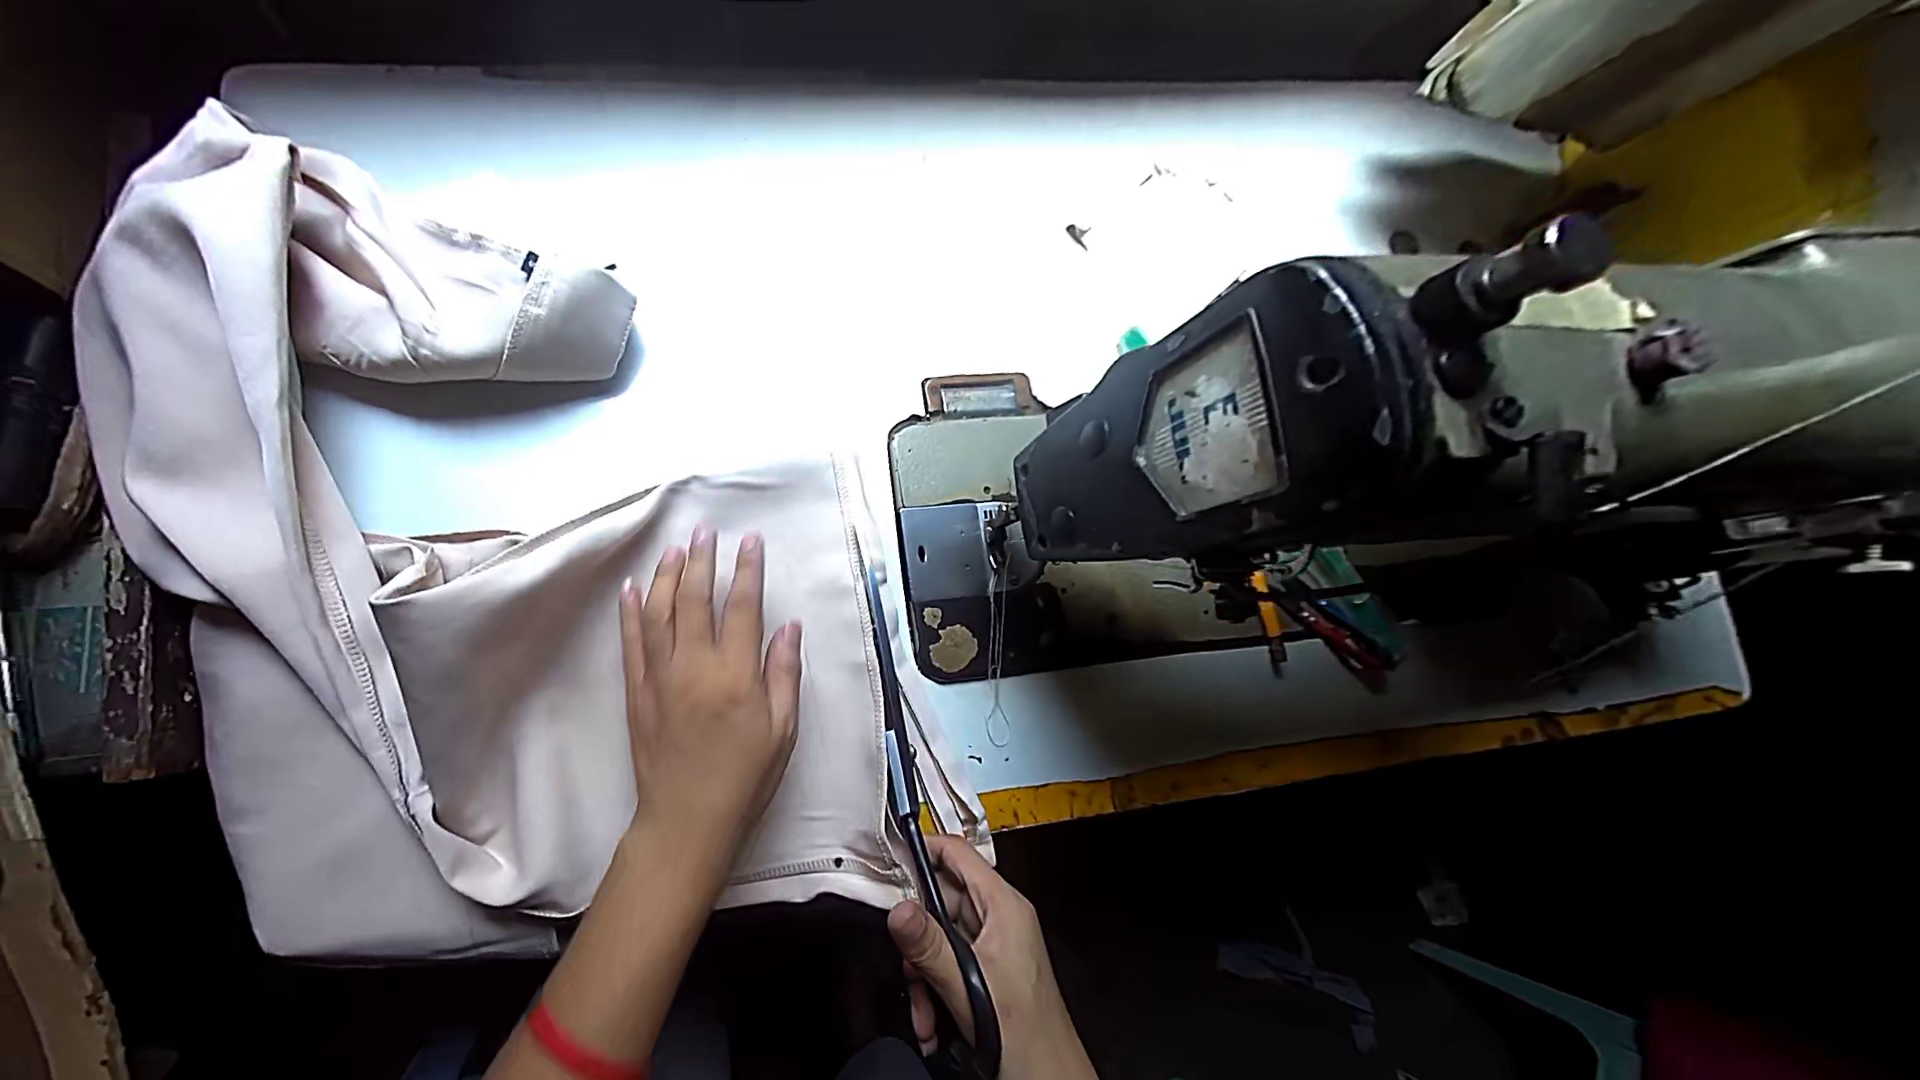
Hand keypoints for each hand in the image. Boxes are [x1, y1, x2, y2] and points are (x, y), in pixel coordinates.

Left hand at [619, 526, 802, 867]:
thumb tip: (789, 626)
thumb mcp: (783, 729)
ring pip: (661, 613)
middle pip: (697, 600)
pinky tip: (633, 588)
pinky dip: (631, 612)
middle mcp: (695, 667)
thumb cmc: (745, 776)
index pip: (744, 607)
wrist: (687, 819)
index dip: (748, 570)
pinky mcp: (637, 693)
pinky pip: (631, 643)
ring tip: (676, 547)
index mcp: (736, 675)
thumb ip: (784, 673)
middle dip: (704, 560)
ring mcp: (660, 678)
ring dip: (669, 576)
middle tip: (706, 530)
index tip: (750, 541)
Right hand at [888, 836, 1096, 1079]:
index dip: (925, 849)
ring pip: (943, 936)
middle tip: (909, 964)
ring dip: (925, 972)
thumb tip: (901, 909)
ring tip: (926, 1008)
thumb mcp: (969, 985)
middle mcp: (1001, 918)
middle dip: (920, 936)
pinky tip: (935, 1020)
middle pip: (943, 900)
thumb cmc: (1029, 1037)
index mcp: (1004, 906)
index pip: (959, 854)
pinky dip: (937, 987)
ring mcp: (996, 943)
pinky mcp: (990, 969)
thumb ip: (930, 946)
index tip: (895, 856)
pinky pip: (952, 962)